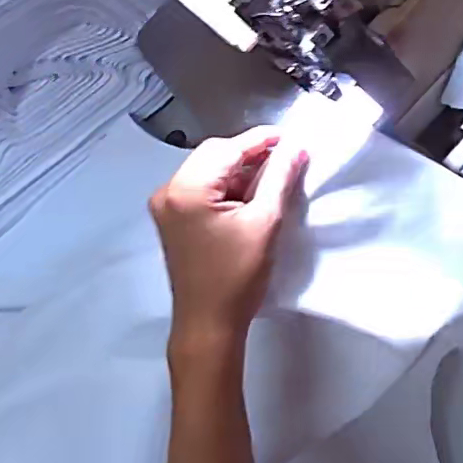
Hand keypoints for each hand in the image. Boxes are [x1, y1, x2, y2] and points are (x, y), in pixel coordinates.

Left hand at [150, 128, 309, 357]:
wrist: (208, 325)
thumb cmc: (238, 277)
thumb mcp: (265, 223)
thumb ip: (279, 178)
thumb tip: (295, 148)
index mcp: (187, 190)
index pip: (228, 149)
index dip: (261, 140)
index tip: (290, 137)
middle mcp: (169, 190)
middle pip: (214, 154)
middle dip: (249, 154)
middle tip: (284, 158)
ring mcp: (166, 204)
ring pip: (208, 169)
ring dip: (238, 170)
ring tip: (271, 176)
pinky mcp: (171, 217)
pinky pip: (201, 187)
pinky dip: (225, 185)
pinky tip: (249, 193)